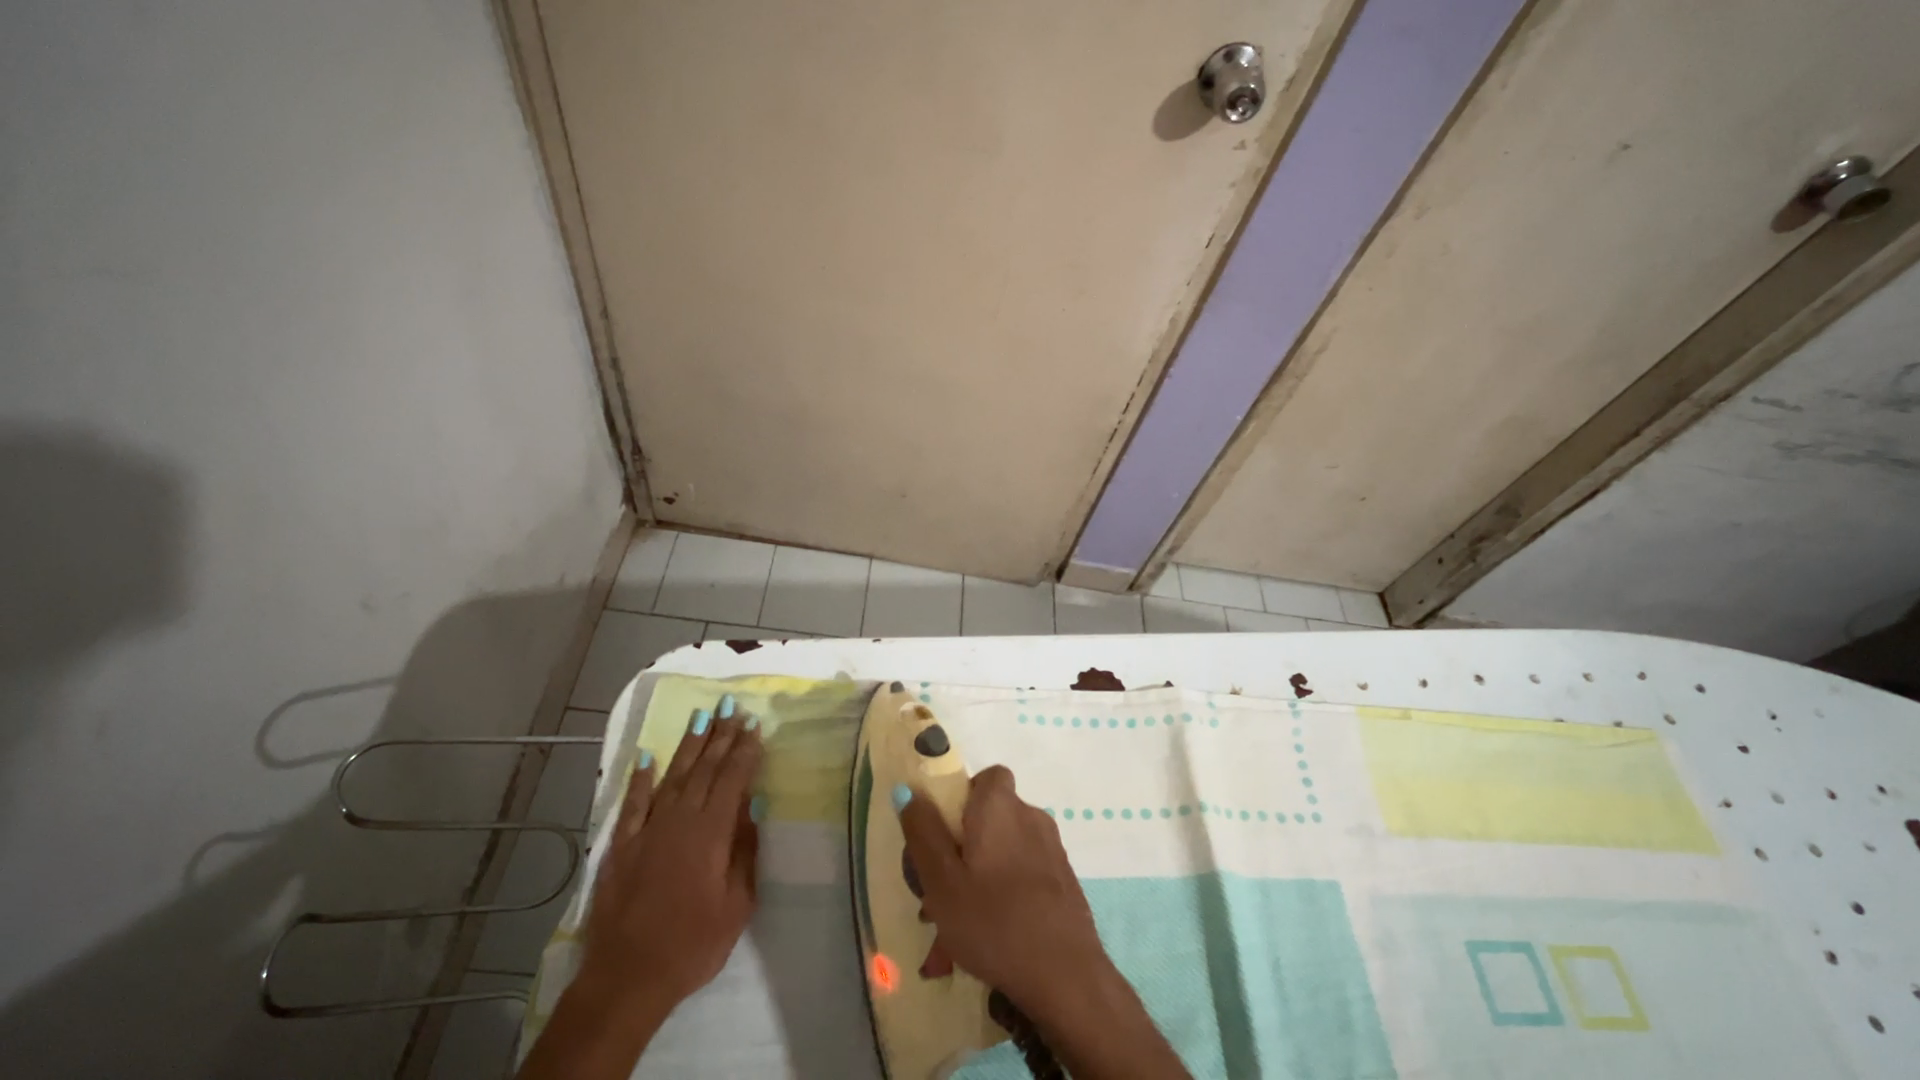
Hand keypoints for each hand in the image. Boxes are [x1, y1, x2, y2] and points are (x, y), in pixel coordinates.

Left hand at [517, 696, 761, 1079]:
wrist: (628, 977)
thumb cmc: (693, 945)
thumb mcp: (737, 905)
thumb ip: (744, 853)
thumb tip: (751, 809)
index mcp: (710, 834)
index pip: (731, 781)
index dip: (744, 752)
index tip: (754, 726)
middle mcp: (678, 822)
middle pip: (702, 770)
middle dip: (720, 738)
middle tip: (732, 709)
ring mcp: (646, 831)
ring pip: (671, 778)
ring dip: (687, 747)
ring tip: (701, 719)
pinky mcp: (621, 847)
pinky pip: (633, 803)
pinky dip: (641, 779)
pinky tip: (648, 758)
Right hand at [899, 765, 1187, 1079]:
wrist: (1065, 976)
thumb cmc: (992, 921)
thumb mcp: (940, 879)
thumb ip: (923, 831)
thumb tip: (910, 789)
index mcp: (1000, 808)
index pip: (986, 778)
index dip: (959, 799)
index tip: (939, 837)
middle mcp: (1030, 819)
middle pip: (986, 822)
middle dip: (956, 857)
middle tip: (932, 900)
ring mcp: (1050, 852)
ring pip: (998, 859)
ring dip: (971, 888)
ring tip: (947, 940)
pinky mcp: (1061, 884)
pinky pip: (1017, 882)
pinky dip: (996, 903)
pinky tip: (978, 946)